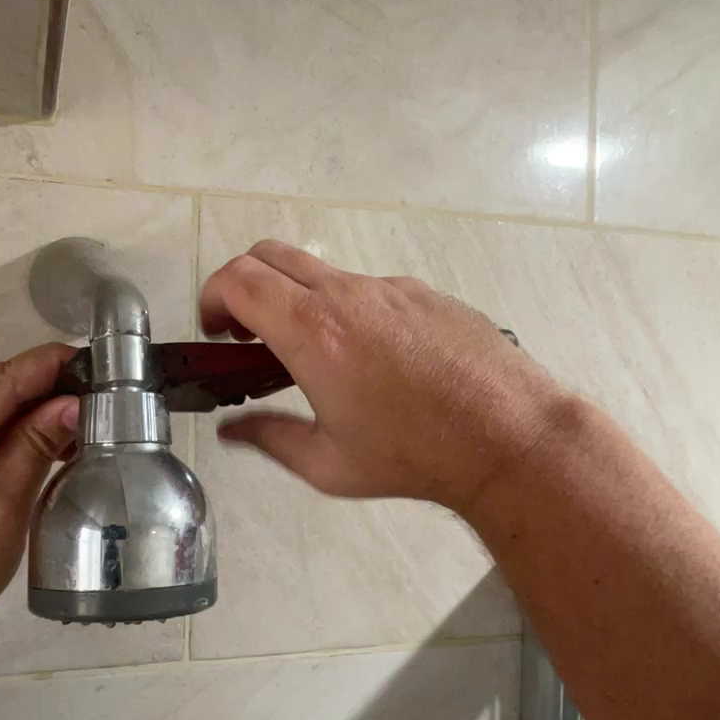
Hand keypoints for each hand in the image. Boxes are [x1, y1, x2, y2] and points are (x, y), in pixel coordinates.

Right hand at [202, 240, 574, 512]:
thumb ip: (268, 439)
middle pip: (269, 255)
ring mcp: (389, 288)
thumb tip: (230, 431)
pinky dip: (344, 309)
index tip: (218, 334)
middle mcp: (346, 295)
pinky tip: (371, 360)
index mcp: (313, 332)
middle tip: (248, 335)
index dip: (212, 298)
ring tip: (314, 356)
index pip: (238, 279)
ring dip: (296, 299)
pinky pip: (366, 288)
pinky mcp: (423, 292)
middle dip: (243, 286)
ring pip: (320, 271)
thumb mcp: (327, 464)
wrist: (506, 435)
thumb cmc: (414, 455)